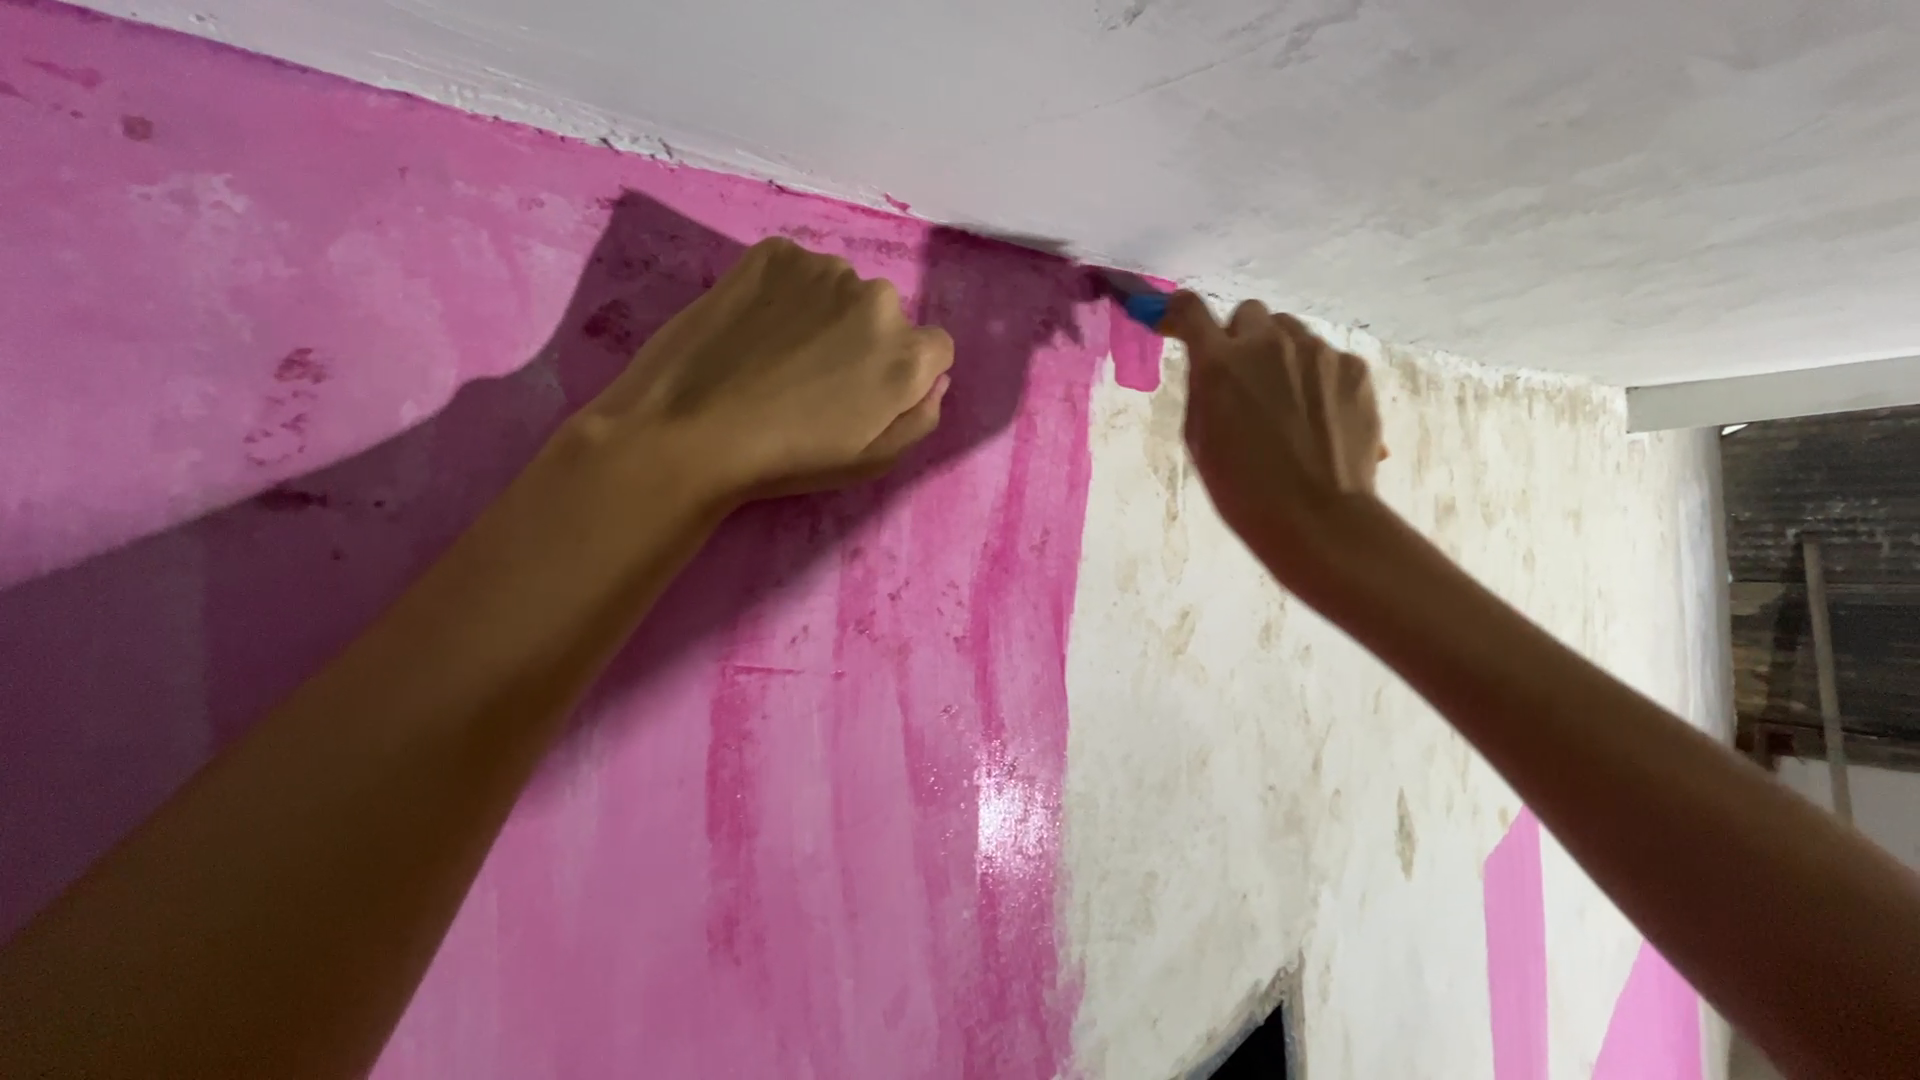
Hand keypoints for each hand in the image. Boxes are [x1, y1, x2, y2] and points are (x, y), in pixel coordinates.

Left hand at [578, 236, 953, 505]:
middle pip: (886, 316)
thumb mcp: (873, 461)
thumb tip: (934, 379)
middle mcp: (878, 299)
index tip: (864, 394)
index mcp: (908, 355)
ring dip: (825, 315)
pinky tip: (755, 328)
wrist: (689, 430)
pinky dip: (786, 293)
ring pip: (841, 291)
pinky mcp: (774, 252)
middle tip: (815, 379)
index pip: (935, 349)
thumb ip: (922, 417)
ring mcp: (824, 268)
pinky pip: (797, 270)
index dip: (902, 375)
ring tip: (778, 355)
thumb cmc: (789, 459)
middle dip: (863, 342)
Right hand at [1162, 293, 1384, 578]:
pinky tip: (1317, 418)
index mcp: (1220, 363)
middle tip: (1243, 379)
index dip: (1176, 312)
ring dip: (1280, 356)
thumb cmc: (1242, 488)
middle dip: (1241, 340)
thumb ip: (1204, 388)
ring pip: (1291, 334)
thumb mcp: (1200, 439)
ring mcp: (1318, 352)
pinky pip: (1327, 358)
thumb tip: (1211, 364)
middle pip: (1250, 314)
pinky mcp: (1354, 368)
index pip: (1189, 310)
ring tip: (1286, 403)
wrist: (1316, 516)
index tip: (1173, 324)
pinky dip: (1316, 378)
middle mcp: (1269, 344)